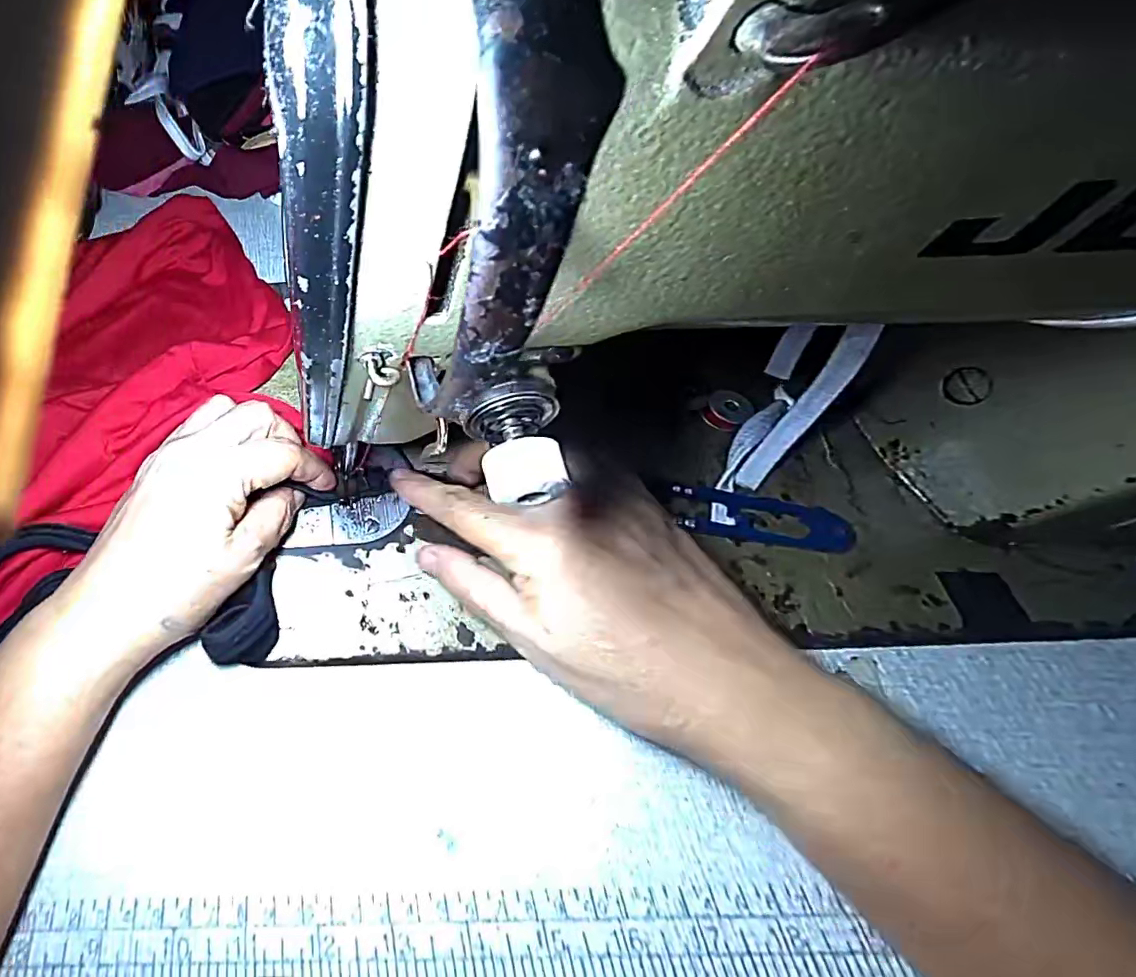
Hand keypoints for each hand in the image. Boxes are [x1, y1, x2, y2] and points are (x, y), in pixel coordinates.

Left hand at [61, 395, 334, 664]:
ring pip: (225, 411)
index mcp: (214, 472)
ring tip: (268, 466)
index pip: (281, 450)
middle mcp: (188, 452)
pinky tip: (232, 468)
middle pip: (256, 415)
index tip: (323, 482)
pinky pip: (197, 427)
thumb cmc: (161, 593)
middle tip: (299, 474)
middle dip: (287, 439)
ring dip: (255, 430)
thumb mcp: (239, 563)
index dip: (312, 465)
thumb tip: (290, 496)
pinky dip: (224, 435)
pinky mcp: (155, 466)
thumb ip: (274, 518)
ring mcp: (167, 455)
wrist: (108, 608)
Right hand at [391, 463, 812, 757]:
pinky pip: (580, 465)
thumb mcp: (536, 642)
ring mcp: (615, 494)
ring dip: (507, 463)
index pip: (463, 506)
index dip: (424, 493)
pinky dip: (548, 472)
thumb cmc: (629, 674)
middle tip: (451, 487)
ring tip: (496, 496)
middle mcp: (575, 500)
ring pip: (541, 452)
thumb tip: (429, 554)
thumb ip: (474, 586)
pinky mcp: (644, 499)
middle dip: (466, 463)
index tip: (401, 480)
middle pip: (503, 457)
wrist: (734, 683)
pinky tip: (550, 505)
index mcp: (541, 540)